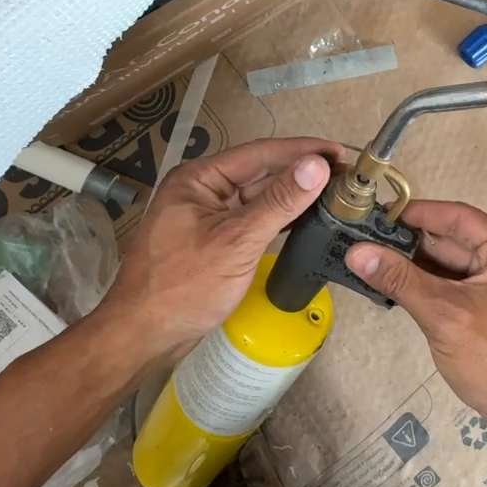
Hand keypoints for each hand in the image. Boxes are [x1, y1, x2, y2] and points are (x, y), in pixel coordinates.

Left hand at [99, 137, 343, 362]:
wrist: (142, 336)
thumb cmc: (182, 288)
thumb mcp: (237, 241)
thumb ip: (279, 201)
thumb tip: (317, 166)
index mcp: (198, 179)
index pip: (260, 153)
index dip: (303, 150)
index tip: (339, 151)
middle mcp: (201, 190)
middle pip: (259, 171)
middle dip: (300, 170)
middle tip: (344, 172)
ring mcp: (205, 215)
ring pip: (256, 195)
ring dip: (291, 193)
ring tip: (332, 190)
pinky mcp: (211, 239)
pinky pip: (250, 217)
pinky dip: (277, 215)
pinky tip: (304, 216)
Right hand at [347, 201, 486, 445]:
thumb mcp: (443, 315)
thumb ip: (400, 279)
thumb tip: (356, 252)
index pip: (458, 218)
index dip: (418, 213)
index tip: (378, 215)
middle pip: (452, 240)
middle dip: (410, 242)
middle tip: (366, 242)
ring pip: (450, 263)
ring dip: (415, 265)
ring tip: (372, 262)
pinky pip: (454, 283)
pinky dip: (427, 284)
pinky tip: (396, 285)